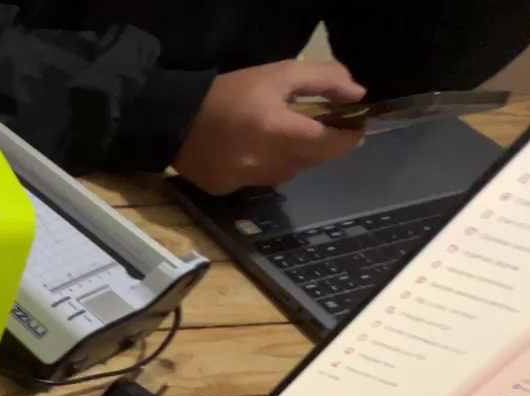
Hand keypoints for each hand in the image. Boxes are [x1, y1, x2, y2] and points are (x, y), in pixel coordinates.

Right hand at [173, 60, 365, 194]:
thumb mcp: (281, 74)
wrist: (173, 122)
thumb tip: (356, 96)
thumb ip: (326, 80)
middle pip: (308, 163)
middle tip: (324, 135)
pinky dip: (264, 172)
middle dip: (322, 149)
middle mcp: (260, 161)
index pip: (326, 144)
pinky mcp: (222, 188)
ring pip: (284, 176)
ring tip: (289, 147)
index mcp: (277, 131)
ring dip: (293, 162)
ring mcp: (239, 179)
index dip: (347, 139)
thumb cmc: (229, 94)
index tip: (355, 130)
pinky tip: (255, 158)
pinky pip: (255, 183)